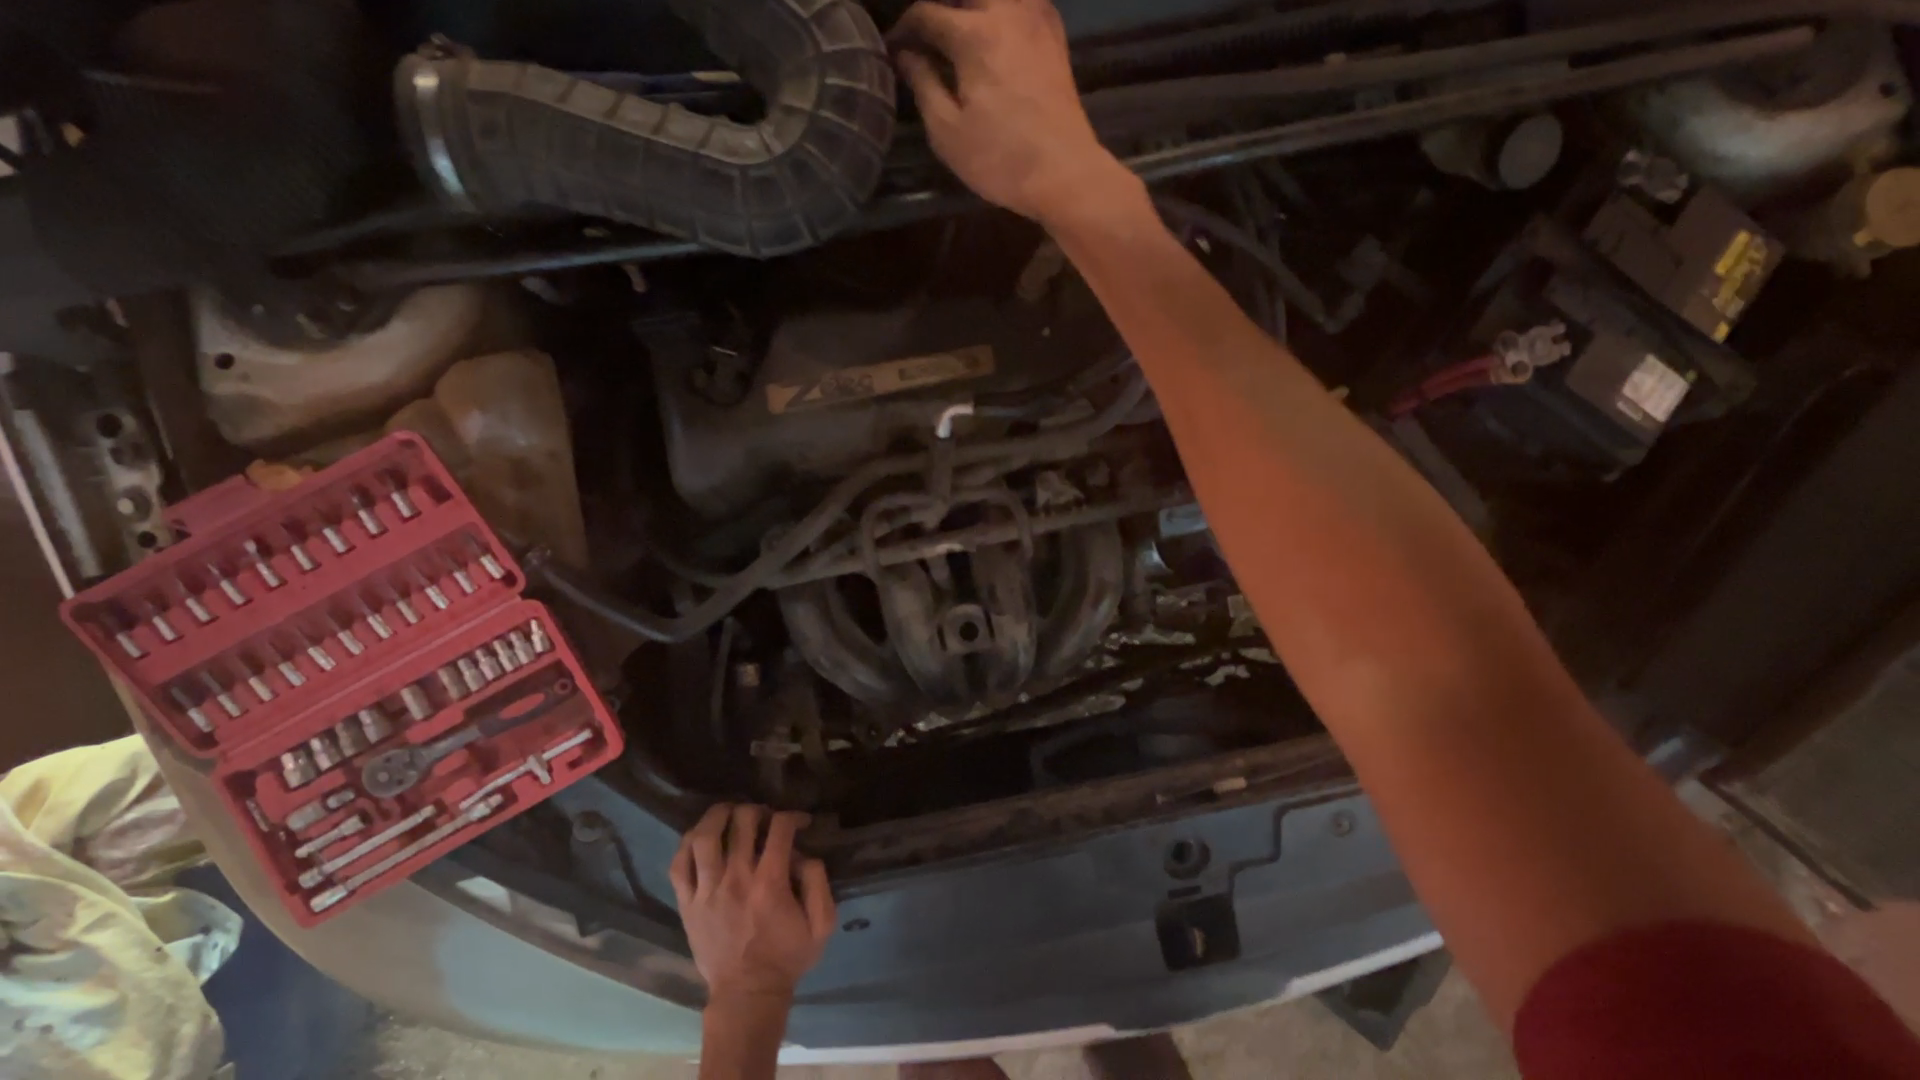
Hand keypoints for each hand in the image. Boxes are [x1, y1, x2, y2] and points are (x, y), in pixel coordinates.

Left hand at [670, 803, 835, 1004]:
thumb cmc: (787, 958)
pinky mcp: (687, 903)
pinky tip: (699, 837)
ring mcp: (707, 890)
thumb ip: (818, 883)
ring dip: (718, 816)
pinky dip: (687, 843)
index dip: (792, 816)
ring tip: (728, 813)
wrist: (747, 994)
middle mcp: (736, 879)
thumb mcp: (821, 925)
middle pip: (741, 823)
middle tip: (763, 817)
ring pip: (705, 837)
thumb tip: (805, 854)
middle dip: (756, 810)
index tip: (799, 821)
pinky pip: (679, 864)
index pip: (779, 829)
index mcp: (770, 882)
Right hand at [891, 0, 1141, 230]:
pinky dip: (1002, 10)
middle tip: (924, 35)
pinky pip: (1022, 3)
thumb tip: (905, 55)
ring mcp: (1037, 18)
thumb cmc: (1000, 159)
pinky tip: (992, 30)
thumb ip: (923, 84)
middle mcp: (1008, 11)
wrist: (1065, 174)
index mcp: (975, 33)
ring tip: (955, 30)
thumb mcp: (947, 131)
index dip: (904, 29)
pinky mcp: (1055, 35)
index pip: (926, 12)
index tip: (893, 49)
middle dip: (939, 7)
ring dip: (971, 6)